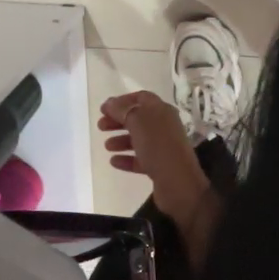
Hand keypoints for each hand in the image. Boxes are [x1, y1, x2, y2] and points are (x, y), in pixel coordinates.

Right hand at [98, 91, 214, 229]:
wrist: (178, 182)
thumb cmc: (158, 145)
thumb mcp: (138, 121)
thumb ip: (122, 110)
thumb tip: (110, 103)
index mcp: (162, 110)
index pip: (142, 98)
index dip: (123, 100)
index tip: (104, 108)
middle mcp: (164, 126)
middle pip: (138, 118)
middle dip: (118, 120)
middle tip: (100, 126)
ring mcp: (162, 146)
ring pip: (138, 139)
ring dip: (121, 140)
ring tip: (107, 146)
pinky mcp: (159, 165)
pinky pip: (140, 158)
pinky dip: (126, 158)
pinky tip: (114, 161)